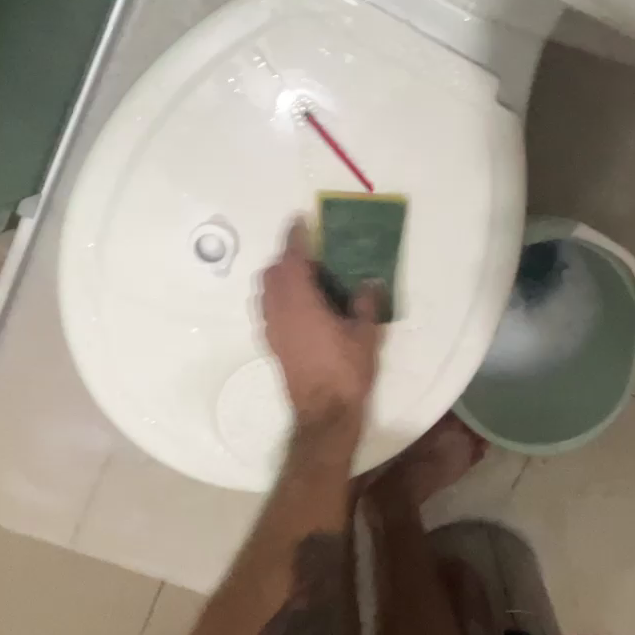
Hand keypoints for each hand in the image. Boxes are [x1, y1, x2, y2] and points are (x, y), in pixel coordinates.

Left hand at [261, 219, 382, 427]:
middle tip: (309, 251)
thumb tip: (369, 283)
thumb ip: (366, 304)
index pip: (292, 259)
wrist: (324, 414)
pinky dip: (277, 296)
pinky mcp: (271, 344)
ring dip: (279, 276)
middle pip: (272, 272)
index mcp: (300, 302)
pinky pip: (267, 309)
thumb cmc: (347, 372)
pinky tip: (299, 305)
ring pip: (265, 291)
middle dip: (286, 256)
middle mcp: (278, 311)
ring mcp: (271, 329)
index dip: (295, 237)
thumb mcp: (366, 335)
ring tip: (303, 276)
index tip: (301, 220)